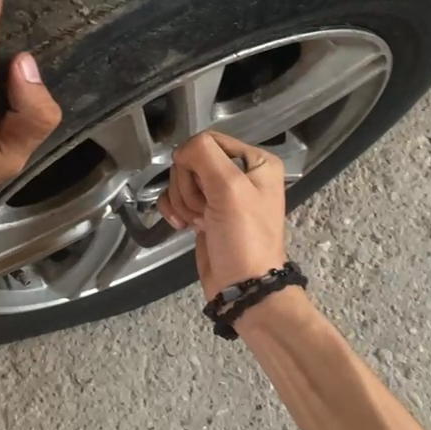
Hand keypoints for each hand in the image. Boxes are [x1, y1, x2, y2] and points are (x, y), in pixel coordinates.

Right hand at [156, 131, 287, 298]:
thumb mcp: (231, 189)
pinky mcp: (203, 211)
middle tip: (206, 210)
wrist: (242, 287)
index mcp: (256, 162)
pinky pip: (175, 198)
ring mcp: (219, 194)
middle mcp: (239, 174)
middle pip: (191, 161)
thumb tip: (181, 150)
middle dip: (189, 187)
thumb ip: (205, 156)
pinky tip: (185, 226)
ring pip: (180, 180)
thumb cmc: (245, 239)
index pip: (208, 141)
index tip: (203, 186)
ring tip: (201, 222)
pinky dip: (174, 210)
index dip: (196, 162)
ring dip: (183, 202)